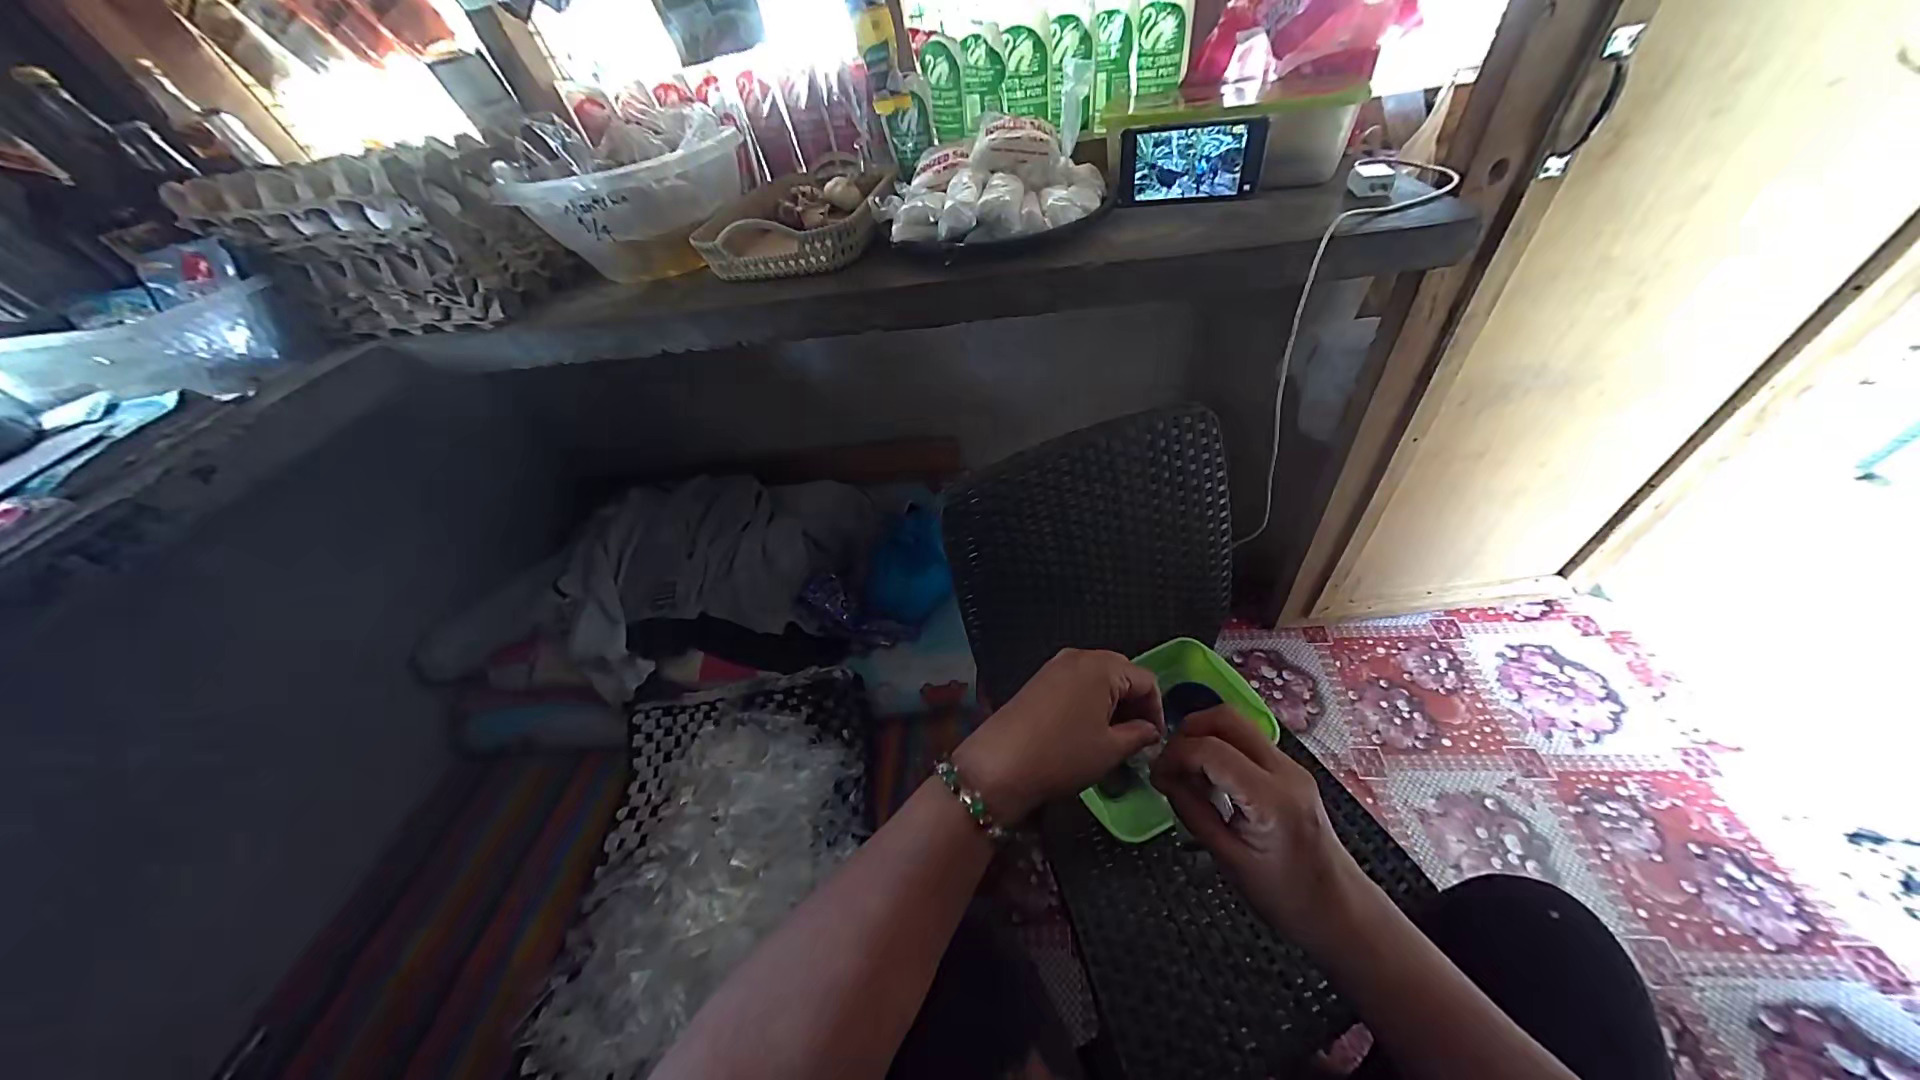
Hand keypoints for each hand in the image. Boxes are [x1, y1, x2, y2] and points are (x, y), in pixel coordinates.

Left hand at [951, 648, 1164, 822]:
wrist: (1000, 764)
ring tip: (1111, 738)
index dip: (1156, 710)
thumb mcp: (1111, 749)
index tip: (1154, 741)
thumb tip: (1150, 730)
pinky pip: (1075, 684)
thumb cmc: (1063, 755)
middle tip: (1135, 738)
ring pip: (1097, 678)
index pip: (1146, 680)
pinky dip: (1088, 702)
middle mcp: (1078, 656)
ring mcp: (1054, 666)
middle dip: (1133, 704)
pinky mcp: (1037, 680)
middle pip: (1121, 673)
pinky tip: (1084, 730)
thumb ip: (1139, 735)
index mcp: (1102, 666)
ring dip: (1111, 703)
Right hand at [1150, 706, 1370, 945]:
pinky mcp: (1291, 771)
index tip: (1156, 777)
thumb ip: (1192, 810)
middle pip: (1225, 718)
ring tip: (1188, 773)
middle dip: (1188, 732)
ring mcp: (1291, 767)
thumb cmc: (1286, 898)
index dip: (1174, 755)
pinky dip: (1220, 748)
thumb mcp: (1228, 859)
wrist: (1344, 914)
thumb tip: (1164, 778)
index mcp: (1270, 797)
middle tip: (1170, 764)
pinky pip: (1247, 742)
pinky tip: (1211, 780)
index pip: (1209, 749)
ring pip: (1237, 724)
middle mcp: (1284, 770)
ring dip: (1204, 737)